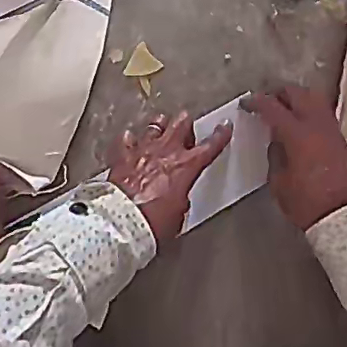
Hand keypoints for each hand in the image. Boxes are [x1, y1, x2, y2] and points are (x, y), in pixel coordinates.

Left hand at [108, 111, 232, 243]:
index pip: (210, 145)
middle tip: (187, 129)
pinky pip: (127, 139)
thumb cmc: (152, 221)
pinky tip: (131, 141)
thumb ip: (181, 196)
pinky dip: (130, 140)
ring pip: (155, 124)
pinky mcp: (123, 156)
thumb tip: (176, 197)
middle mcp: (167, 151)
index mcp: (186, 166)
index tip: (224, 127)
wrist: (122, 223)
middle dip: (187, 123)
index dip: (220, 134)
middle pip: (182, 123)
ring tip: (162, 127)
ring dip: (161, 126)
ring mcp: (143, 150)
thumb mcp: (179, 213)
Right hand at [243, 85, 346, 230]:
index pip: (273, 107)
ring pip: (313, 98)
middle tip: (265, 103)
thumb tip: (276, 139)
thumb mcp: (278, 180)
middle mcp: (316, 124)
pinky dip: (309, 108)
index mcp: (297, 134)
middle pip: (297, 93)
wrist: (339, 215)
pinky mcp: (339, 137)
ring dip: (296, 98)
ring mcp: (330, 129)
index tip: (246, 103)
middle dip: (278, 93)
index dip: (256, 102)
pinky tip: (300, 121)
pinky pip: (322, 112)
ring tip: (283, 108)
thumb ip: (275, 153)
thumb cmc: (305, 201)